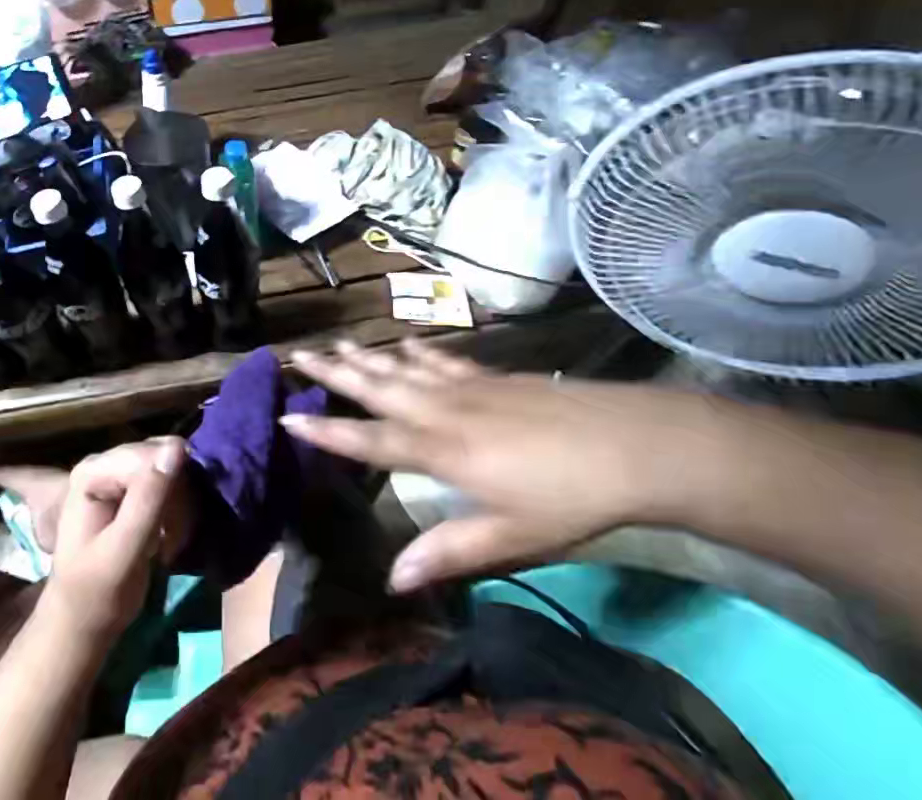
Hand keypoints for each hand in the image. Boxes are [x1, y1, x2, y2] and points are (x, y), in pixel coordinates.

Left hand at [37, 437, 184, 642]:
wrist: (85, 619)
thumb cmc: (97, 591)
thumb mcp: (124, 550)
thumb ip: (148, 498)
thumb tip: (176, 447)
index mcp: (93, 471)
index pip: (152, 456)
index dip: (170, 490)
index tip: (169, 534)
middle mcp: (105, 462)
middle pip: (164, 459)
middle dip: (175, 500)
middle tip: (169, 540)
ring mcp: (120, 473)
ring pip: (173, 471)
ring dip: (179, 510)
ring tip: (166, 543)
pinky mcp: (134, 487)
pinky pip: (172, 484)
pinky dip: (177, 513)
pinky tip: (167, 537)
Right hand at [282, 339, 768, 591]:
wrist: (634, 444)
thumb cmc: (570, 498)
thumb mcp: (510, 536)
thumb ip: (448, 552)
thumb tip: (392, 578)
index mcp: (441, 451)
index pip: (369, 440)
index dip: (326, 430)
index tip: (287, 416)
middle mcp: (444, 411)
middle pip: (379, 388)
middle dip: (335, 373)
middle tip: (298, 354)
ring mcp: (470, 388)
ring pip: (405, 368)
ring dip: (368, 356)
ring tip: (337, 343)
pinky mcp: (495, 376)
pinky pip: (445, 360)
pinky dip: (420, 351)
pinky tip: (406, 343)